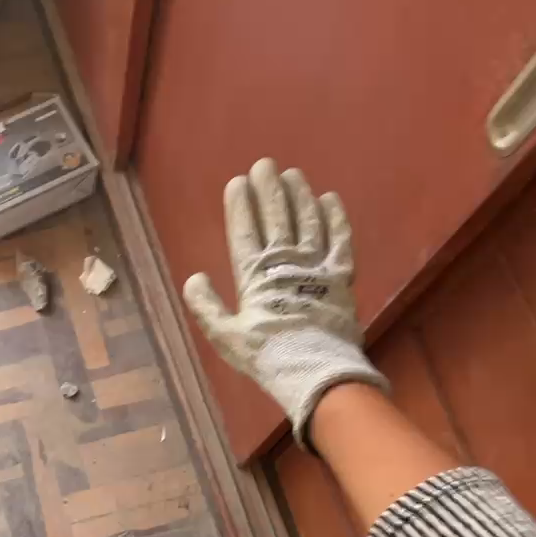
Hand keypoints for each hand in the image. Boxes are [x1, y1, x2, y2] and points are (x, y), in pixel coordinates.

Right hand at [182, 158, 388, 449]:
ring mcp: (316, 266)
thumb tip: (194, 278)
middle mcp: (285, 262)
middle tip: (265, 165)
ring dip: (299, 196)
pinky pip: (339, 239)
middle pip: (276, 218)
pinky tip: (329, 199)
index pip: (244, 232)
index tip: (238, 182)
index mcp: (254, 277)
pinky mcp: (341, 276)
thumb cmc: (266, 357)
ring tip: (292, 175)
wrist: (314, 371)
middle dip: (269, 189)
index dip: (241, 206)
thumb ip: (207, 306)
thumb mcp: (226, 337)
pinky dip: (335, 218)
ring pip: (307, 221)